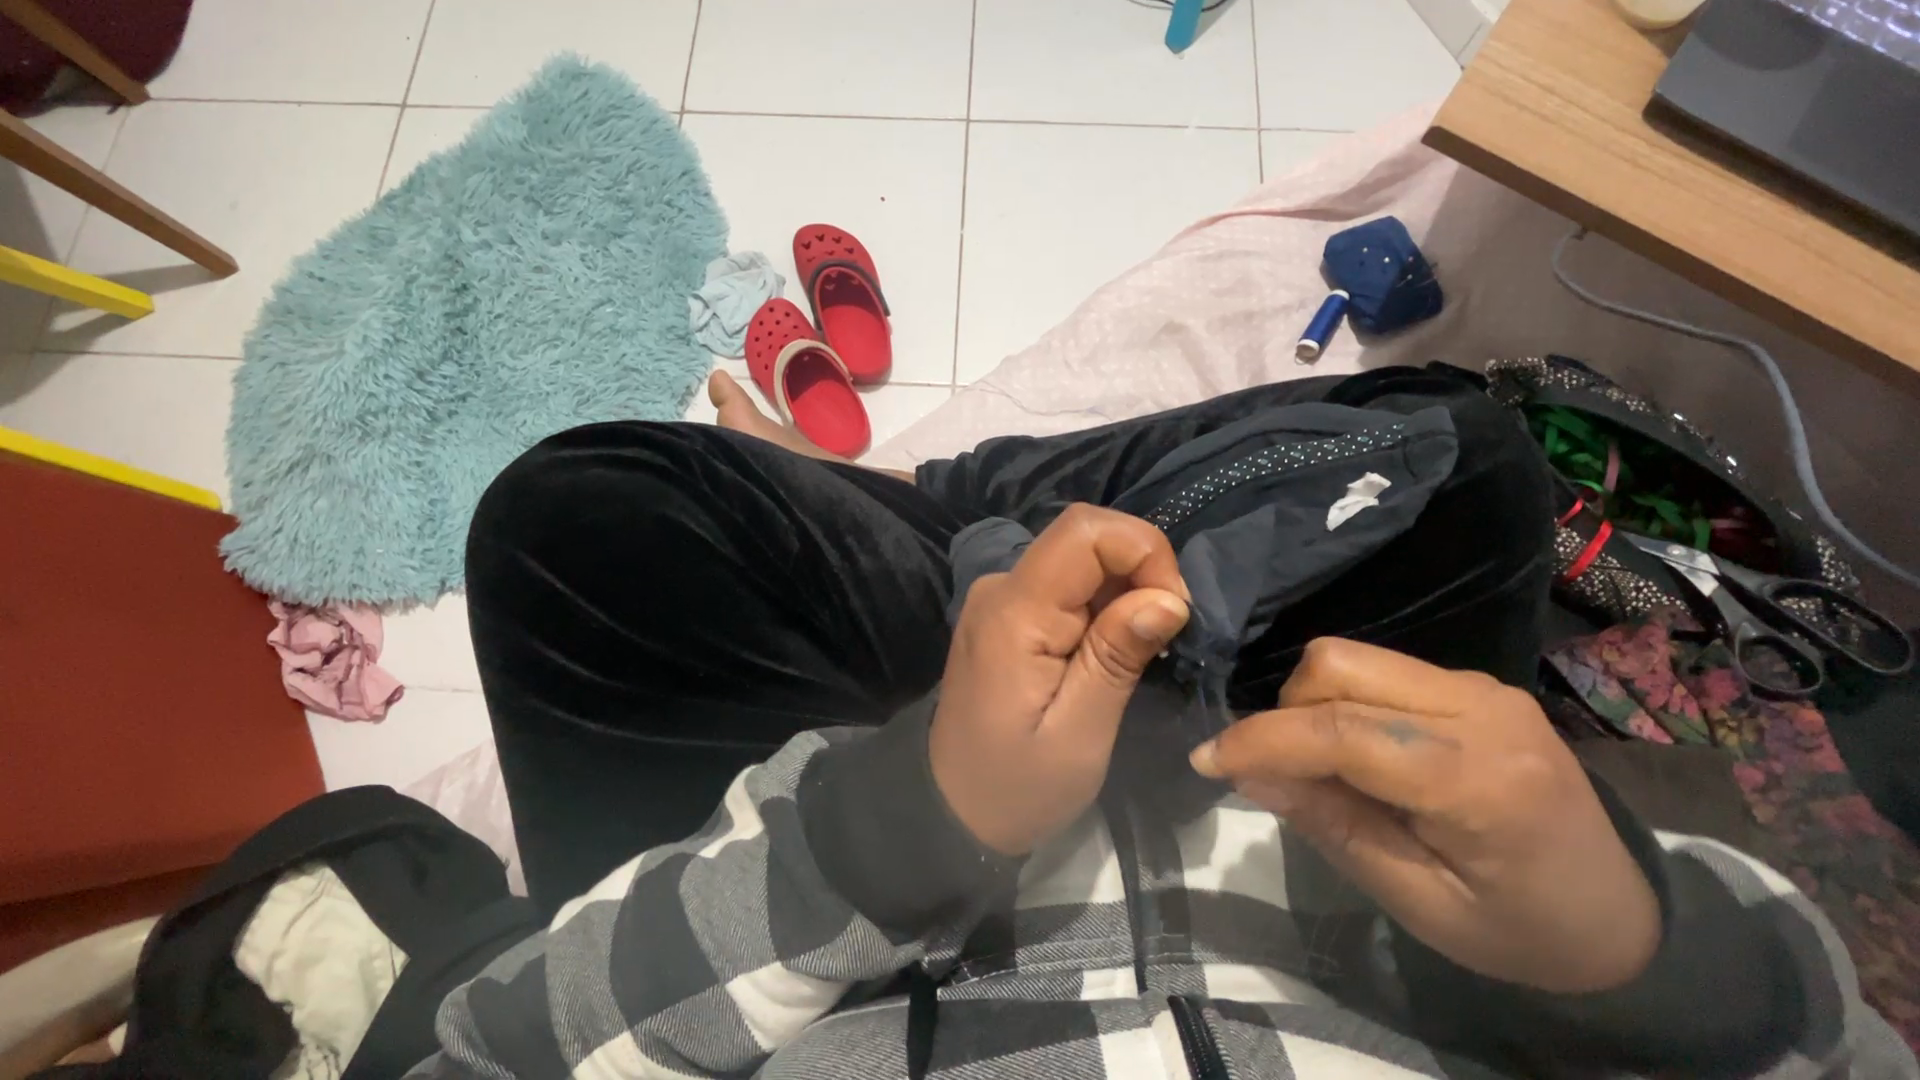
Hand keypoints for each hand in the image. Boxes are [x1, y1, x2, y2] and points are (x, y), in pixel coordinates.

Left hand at [931, 505, 1190, 856]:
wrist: (950, 809)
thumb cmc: (1016, 785)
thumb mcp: (1078, 735)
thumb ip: (1117, 657)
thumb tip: (1168, 596)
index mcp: (1013, 612)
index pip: (1083, 531)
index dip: (1143, 551)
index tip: (1173, 611)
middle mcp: (1000, 588)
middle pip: (1083, 540)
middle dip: (1140, 572)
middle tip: (1163, 637)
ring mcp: (999, 599)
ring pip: (1079, 561)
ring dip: (1124, 592)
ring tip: (1137, 654)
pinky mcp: (1006, 615)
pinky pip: (1064, 586)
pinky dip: (1101, 607)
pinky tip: (1109, 653)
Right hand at [1191, 638, 1661, 994]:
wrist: (1623, 915)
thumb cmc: (1518, 930)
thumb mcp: (1418, 902)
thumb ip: (1331, 825)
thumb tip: (1246, 772)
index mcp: (1479, 781)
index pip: (1343, 733)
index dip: (1261, 740)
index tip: (1206, 761)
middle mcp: (1482, 710)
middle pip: (1339, 666)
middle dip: (1284, 712)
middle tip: (1278, 771)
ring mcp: (1481, 687)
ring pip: (1353, 658)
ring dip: (1309, 703)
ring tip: (1319, 766)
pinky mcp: (1474, 684)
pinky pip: (1379, 670)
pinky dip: (1342, 702)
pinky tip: (1357, 752)